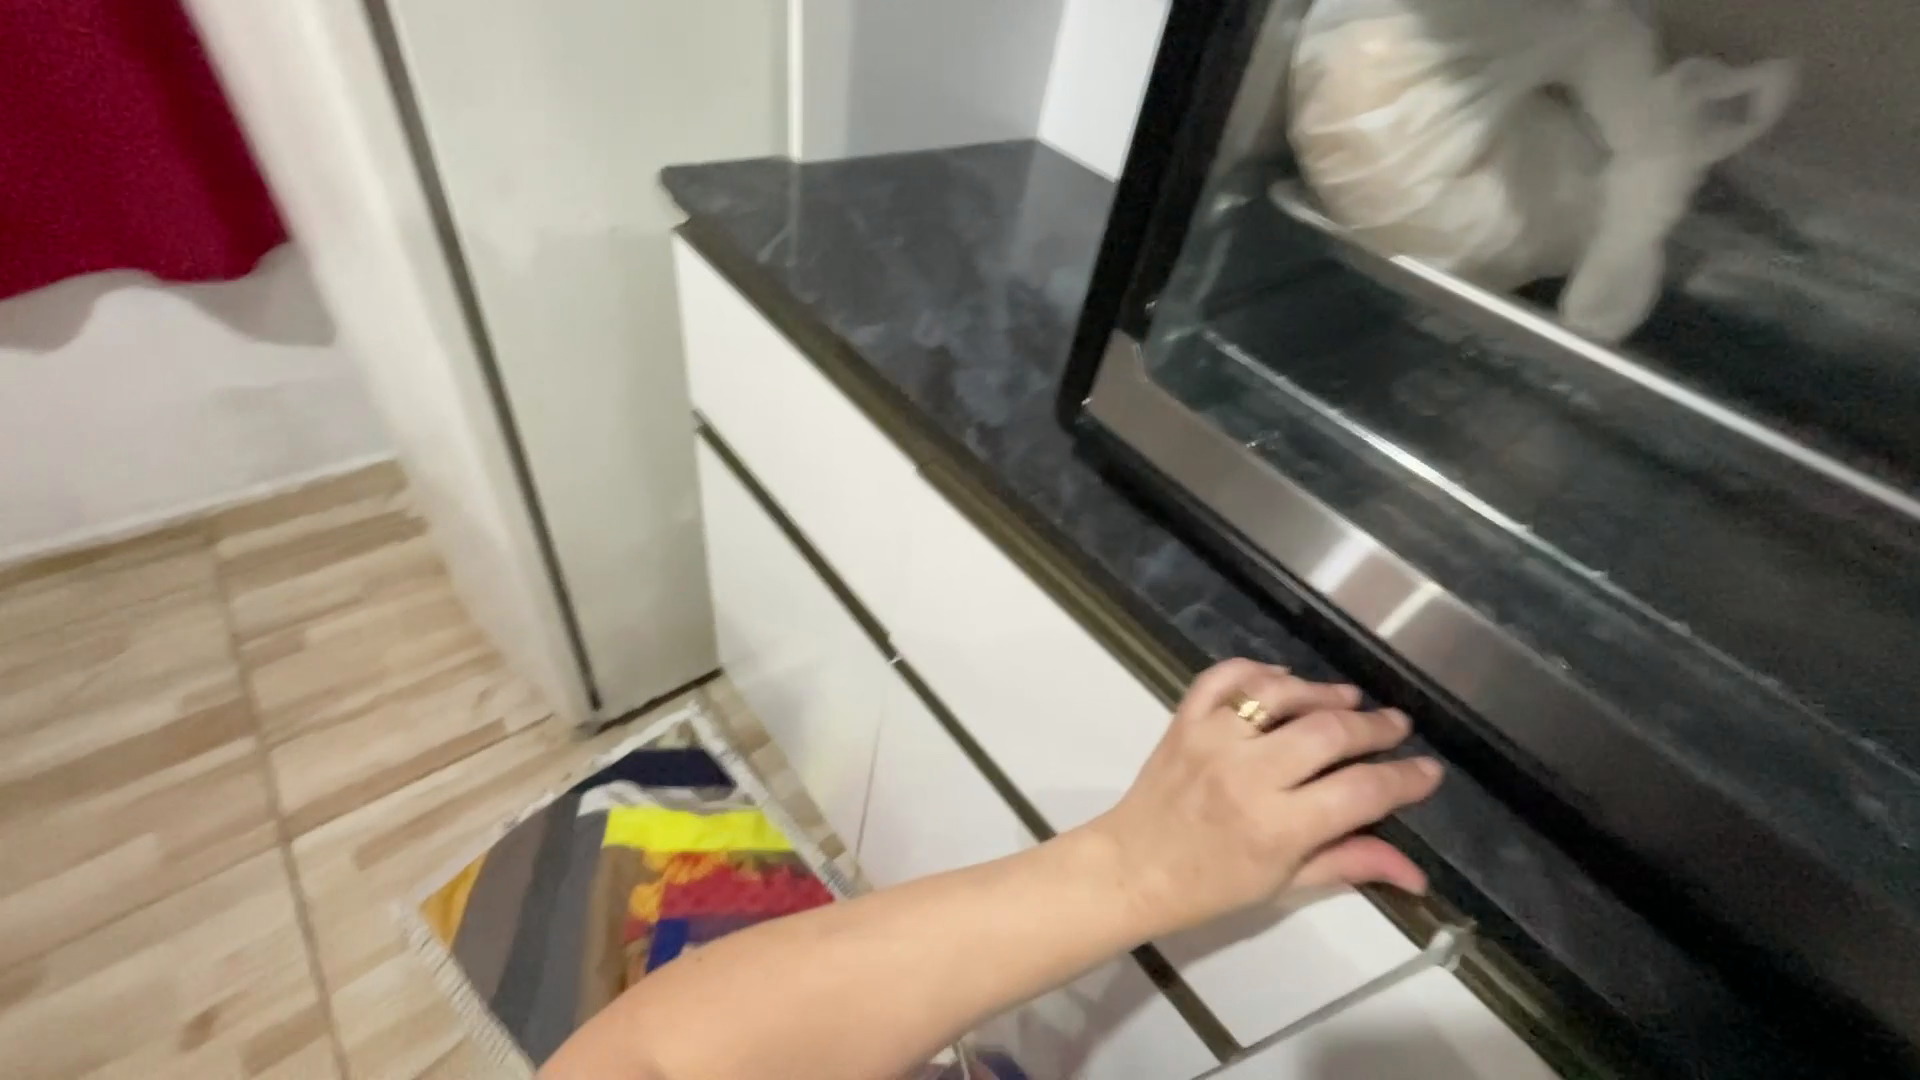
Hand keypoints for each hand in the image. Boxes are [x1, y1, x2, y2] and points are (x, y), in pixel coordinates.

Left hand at [1079, 659, 1442, 939]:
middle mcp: (1245, 773)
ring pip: (1275, 694)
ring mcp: (1210, 739)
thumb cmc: (1211, 884)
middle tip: (1394, 724)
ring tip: (1348, 698)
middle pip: (1325, 732)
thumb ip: (1349, 864)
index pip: (1360, 791)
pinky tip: (1281, 676)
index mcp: (1276, 825)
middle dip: (1372, 726)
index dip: (1404, 779)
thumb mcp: (1284, 883)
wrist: (1134, 866)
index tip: (1427, 769)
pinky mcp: (1183, 720)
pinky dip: (1253, 669)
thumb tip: (1418, 873)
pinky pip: (1221, 678)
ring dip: (1318, 691)